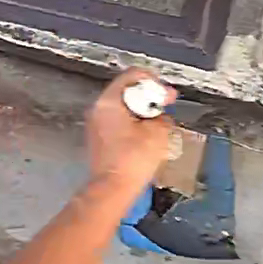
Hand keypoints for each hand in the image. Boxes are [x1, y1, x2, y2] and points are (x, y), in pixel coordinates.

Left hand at [86, 68, 179, 194]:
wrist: (113, 186)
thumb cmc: (133, 158)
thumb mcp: (158, 132)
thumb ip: (162, 115)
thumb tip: (161, 114)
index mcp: (108, 101)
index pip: (131, 76)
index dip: (153, 81)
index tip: (166, 93)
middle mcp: (97, 109)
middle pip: (125, 91)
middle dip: (148, 96)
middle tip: (167, 103)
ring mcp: (95, 123)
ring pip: (122, 107)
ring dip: (142, 110)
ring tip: (160, 121)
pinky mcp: (99, 137)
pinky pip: (118, 121)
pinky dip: (133, 122)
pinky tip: (147, 134)